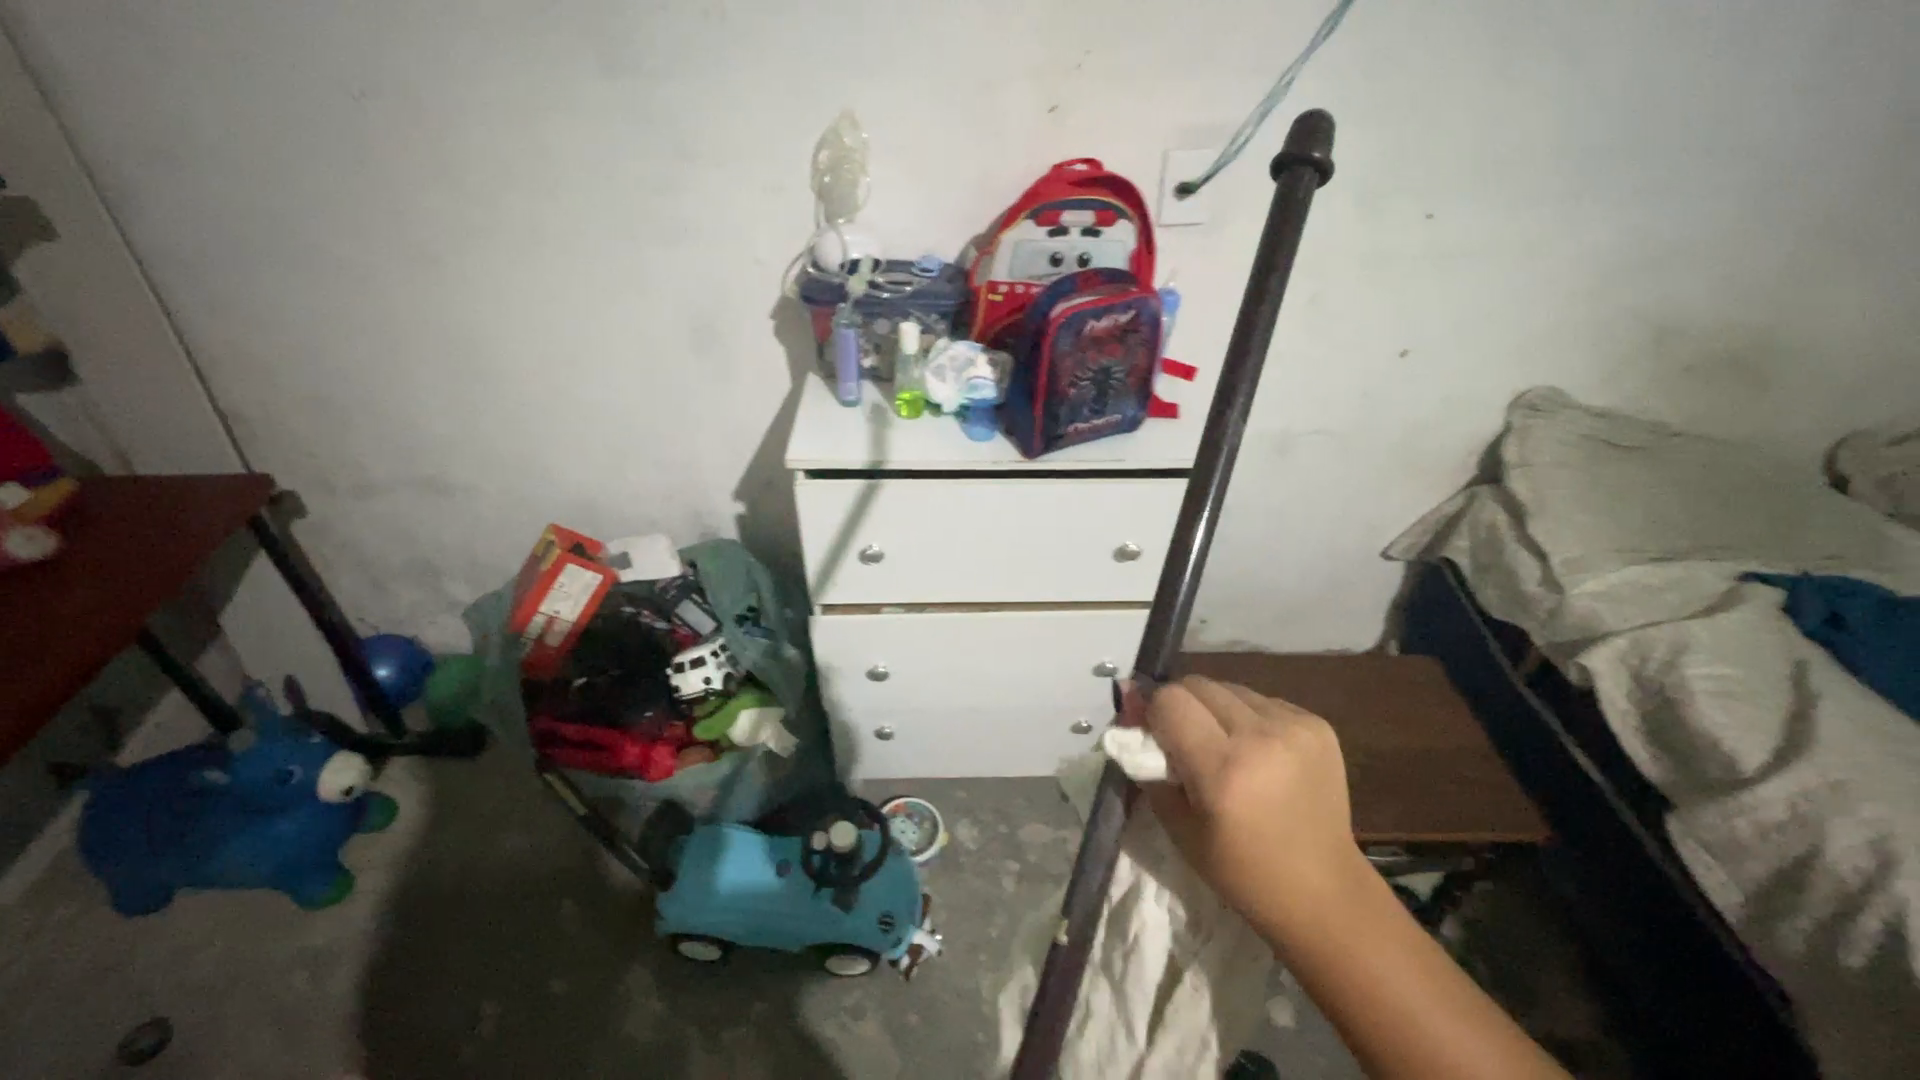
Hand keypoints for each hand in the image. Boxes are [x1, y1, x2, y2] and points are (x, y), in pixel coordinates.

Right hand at [1141, 676, 1368, 938]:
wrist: (1322, 889)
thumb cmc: (1240, 870)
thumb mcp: (1178, 826)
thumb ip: (1149, 764)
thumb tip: (1129, 709)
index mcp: (1223, 768)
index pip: (1170, 699)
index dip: (1154, 713)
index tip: (1154, 735)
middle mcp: (1261, 737)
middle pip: (1198, 684)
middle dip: (1181, 706)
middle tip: (1186, 742)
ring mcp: (1295, 727)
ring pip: (1230, 688)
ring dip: (1216, 709)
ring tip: (1226, 748)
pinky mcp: (1318, 725)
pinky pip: (1263, 701)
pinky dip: (1249, 718)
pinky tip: (1259, 753)